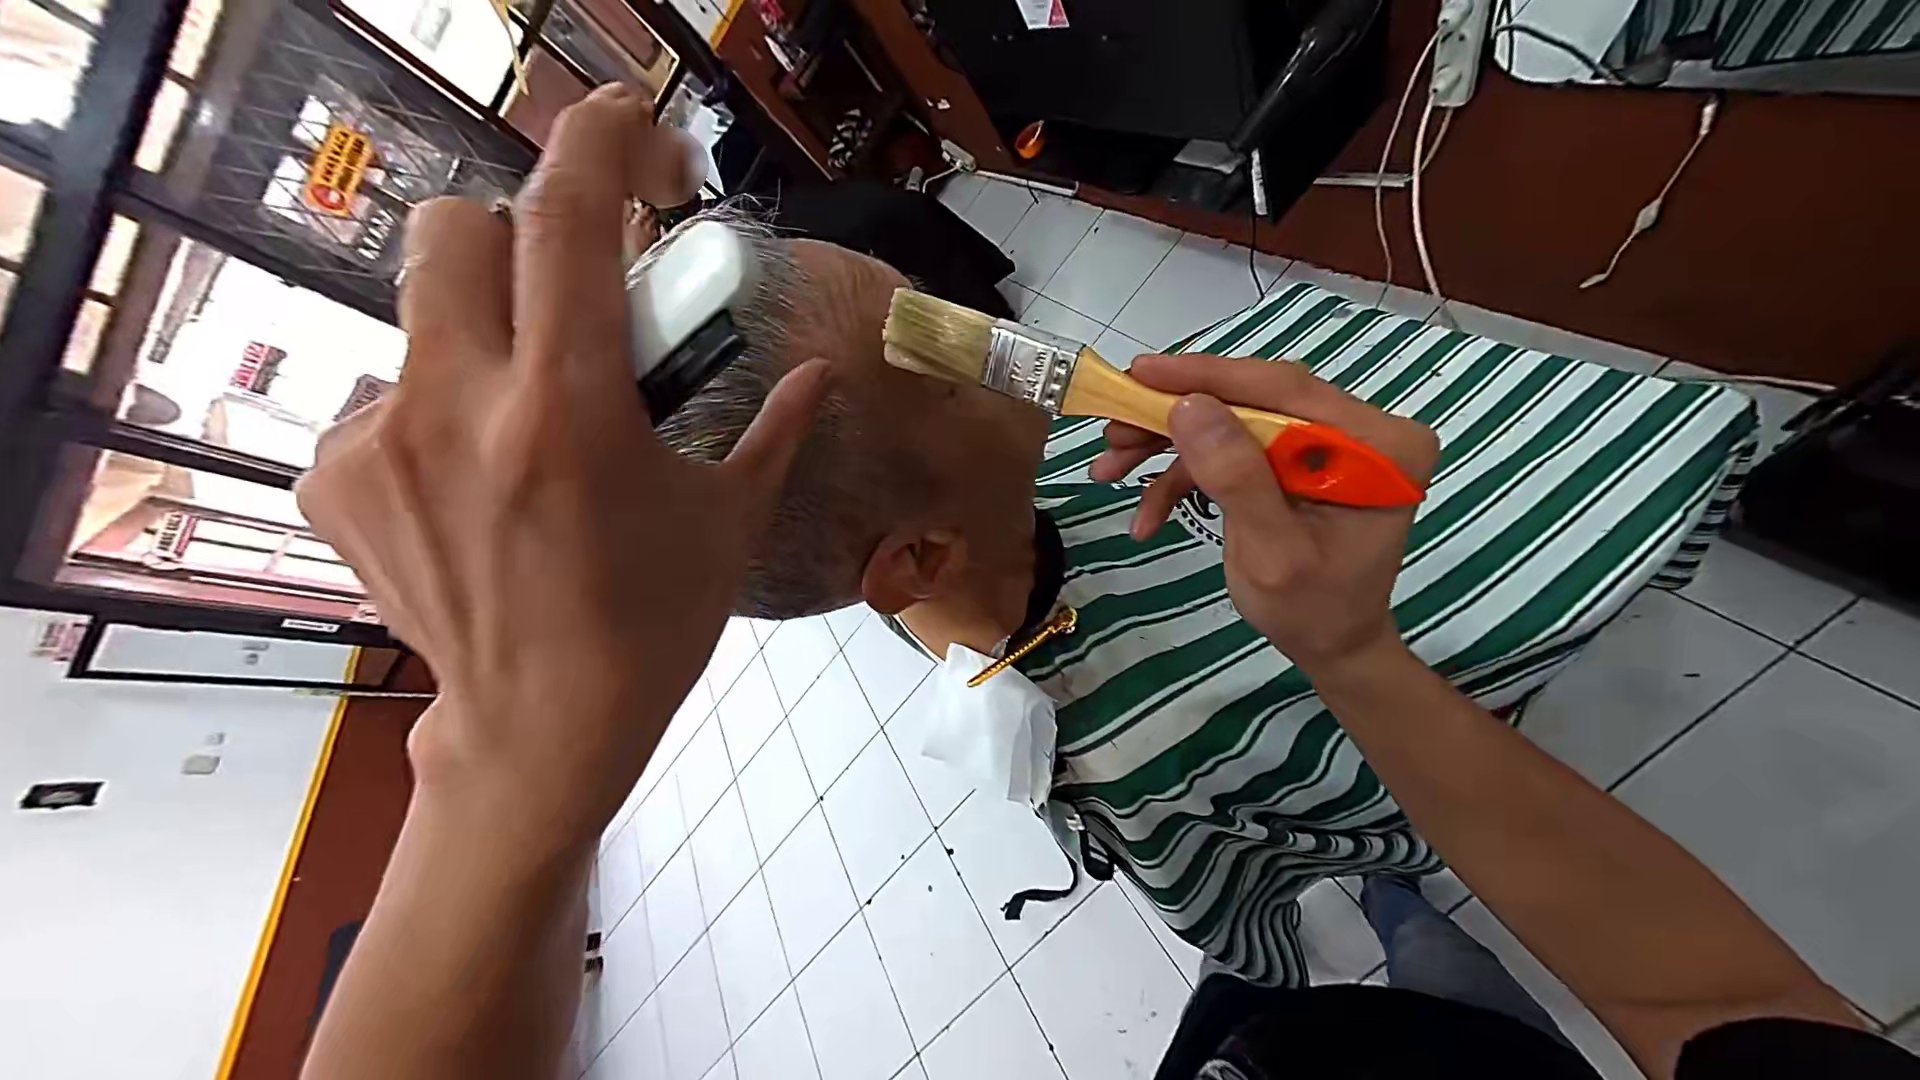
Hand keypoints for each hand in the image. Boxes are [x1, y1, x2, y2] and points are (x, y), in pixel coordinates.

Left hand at [295, 85, 828, 837]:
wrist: (545, 726)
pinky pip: (392, 394)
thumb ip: (776, 431)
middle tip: (586, 301)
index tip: (638, 132)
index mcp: (570, 410)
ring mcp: (379, 443)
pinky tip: (489, 476)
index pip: (568, 219)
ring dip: (493, 330)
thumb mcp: (730, 519)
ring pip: (421, 313)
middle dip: (530, 236)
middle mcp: (458, 405)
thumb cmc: (656, 623)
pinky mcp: (337, 482)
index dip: (604, 146)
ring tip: (541, 416)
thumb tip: (821, 376)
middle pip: (457, 228)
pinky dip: (450, 405)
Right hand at [1089, 354, 1437, 676]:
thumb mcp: (1272, 552)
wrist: (1329, 642)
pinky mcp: (1284, 461)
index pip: (1283, 390)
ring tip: (1108, 470)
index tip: (1139, 372)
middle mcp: (1352, 430)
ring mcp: (1315, 444)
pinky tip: (1146, 514)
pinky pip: (1223, 453)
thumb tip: (1188, 407)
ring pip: (1226, 424)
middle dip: (1172, 419)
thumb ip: (1236, 478)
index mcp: (1376, 445)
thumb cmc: (1312, 608)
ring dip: (1164, 449)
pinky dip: (1178, 479)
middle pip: (1248, 402)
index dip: (1206, 377)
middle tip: (1112, 430)